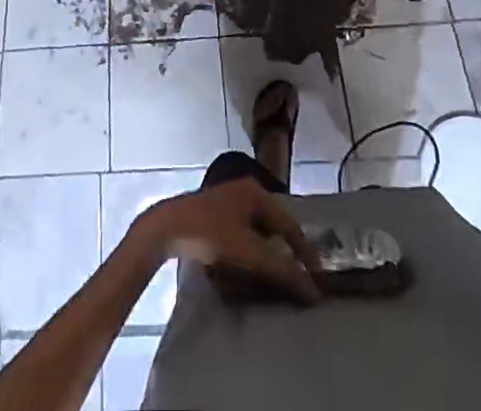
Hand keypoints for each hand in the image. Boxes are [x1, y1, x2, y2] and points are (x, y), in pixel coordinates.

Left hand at [131, 179, 322, 302]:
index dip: (304, 251)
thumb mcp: (249, 254)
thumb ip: (282, 271)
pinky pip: (241, 230)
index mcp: (256, 192)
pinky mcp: (211, 211)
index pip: (290, 224)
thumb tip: (313, 291)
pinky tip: (246, 263)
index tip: (316, 276)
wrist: (164, 229)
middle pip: (274, 225)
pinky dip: (249, 247)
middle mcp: (244, 190)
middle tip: (296, 275)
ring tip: (273, 272)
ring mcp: (226, 199)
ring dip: (266, 250)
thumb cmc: (209, 235)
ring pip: (256, 228)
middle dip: (284, 250)